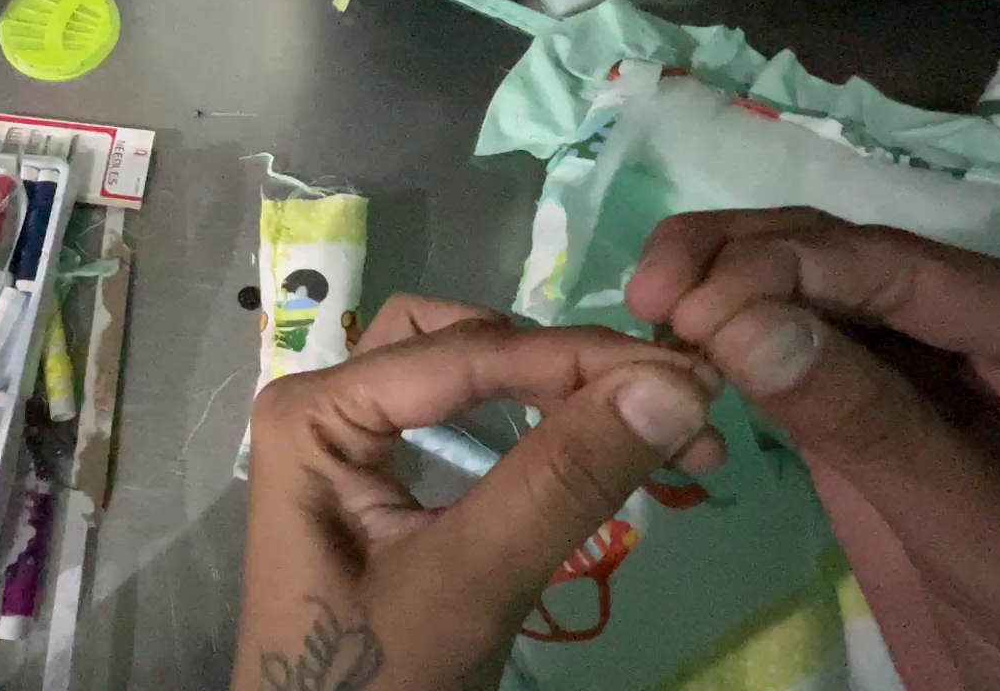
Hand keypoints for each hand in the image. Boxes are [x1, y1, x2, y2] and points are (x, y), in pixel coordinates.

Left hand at [232, 295, 722, 690]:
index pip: (455, 355)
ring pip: (449, 364)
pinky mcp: (367, 460)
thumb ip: (560, 483)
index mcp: (313, 410)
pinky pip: (444, 408)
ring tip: (633, 413)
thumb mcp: (467, 586)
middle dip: (556, 364)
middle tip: (664, 402)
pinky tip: (572, 432)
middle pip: (448, 343)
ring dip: (540, 378)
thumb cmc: (374, 684)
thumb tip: (670, 389)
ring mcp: (340, 426)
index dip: (571, 358)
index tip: (686, 377)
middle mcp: (319, 397)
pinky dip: (515, 410)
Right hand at [627, 208, 999, 690]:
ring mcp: (928, 366)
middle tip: (647, 294)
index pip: (907, 268)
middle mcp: (998, 332)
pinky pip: (788, 344)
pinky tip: (677, 348)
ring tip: (650, 313)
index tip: (685, 309)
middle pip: (846, 253)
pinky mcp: (869, 401)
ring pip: (805, 284)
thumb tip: (732, 326)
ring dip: (717, 287)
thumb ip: (877, 432)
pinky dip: (724, 338)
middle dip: (735, 259)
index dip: (785, 268)